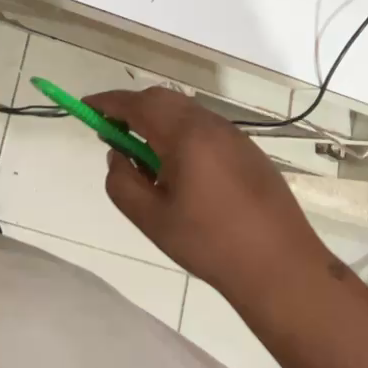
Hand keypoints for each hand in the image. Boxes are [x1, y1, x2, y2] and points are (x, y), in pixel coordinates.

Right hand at [87, 88, 321, 289]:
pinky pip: (205, 128)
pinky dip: (181, 133)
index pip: (136, 104)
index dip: (107, 103)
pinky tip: (179, 169)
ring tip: (145, 158)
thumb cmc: (210, 243)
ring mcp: (234, 136)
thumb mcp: (151, 218)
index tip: (87, 106)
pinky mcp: (249, 151)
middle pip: (161, 99)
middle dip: (132, 108)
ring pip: (185, 112)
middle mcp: (210, 125)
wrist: (281, 267)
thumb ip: (121, 181)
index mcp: (185, 135)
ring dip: (158, 121)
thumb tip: (118, 156)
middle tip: (112, 133)